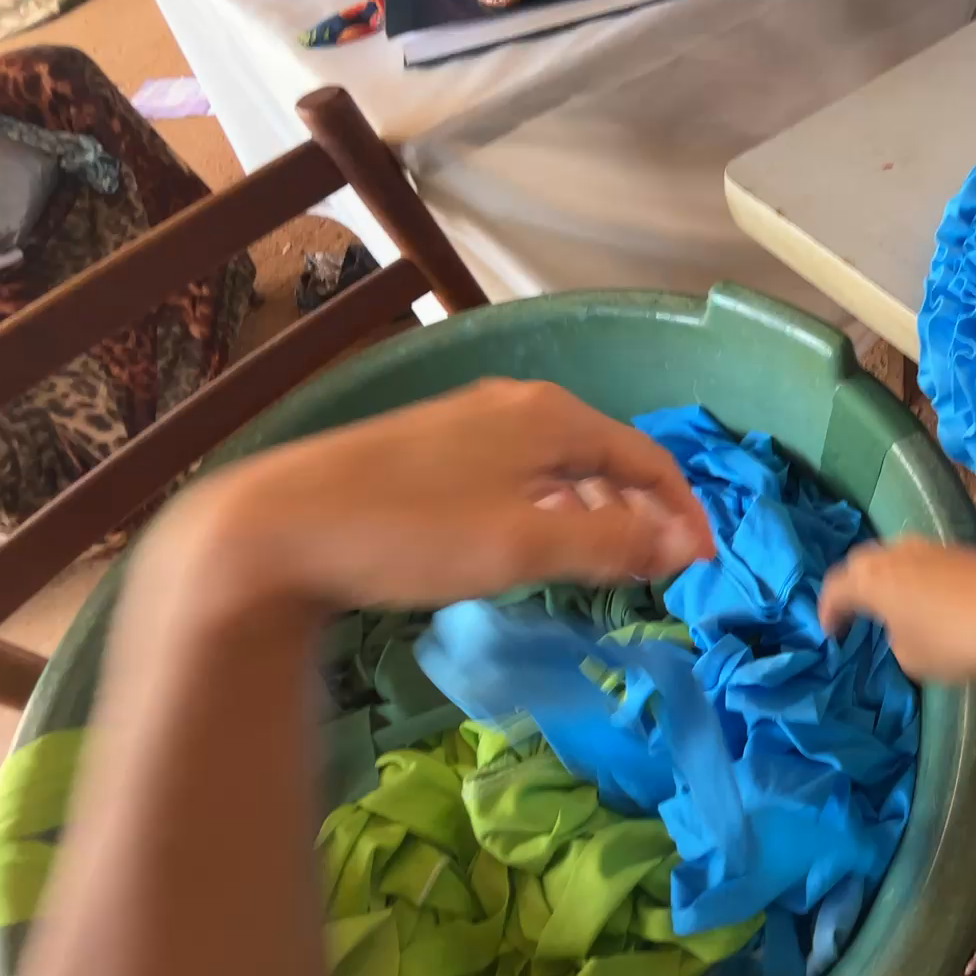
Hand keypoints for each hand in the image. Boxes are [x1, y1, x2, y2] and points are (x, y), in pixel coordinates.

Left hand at [142, 379, 715, 611]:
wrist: (271, 528)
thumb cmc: (412, 531)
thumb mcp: (525, 543)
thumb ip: (615, 543)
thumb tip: (688, 545)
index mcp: (553, 417)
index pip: (648, 460)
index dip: (684, 511)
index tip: (704, 561)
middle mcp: (523, 407)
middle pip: (611, 460)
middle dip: (647, 513)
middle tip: (664, 567)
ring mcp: (479, 425)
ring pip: (569, 469)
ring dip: (603, 514)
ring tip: (616, 562)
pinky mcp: (445, 449)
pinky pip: (530, 476)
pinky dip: (558, 510)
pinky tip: (548, 539)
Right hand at [819, 538, 975, 681]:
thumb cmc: (955, 639)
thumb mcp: (913, 658)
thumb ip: (896, 641)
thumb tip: (905, 628)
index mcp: (871, 577)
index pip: (835, 588)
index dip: (828, 611)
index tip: (832, 633)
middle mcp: (895, 553)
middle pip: (863, 564)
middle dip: (856, 588)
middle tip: (856, 613)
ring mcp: (931, 547)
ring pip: (896, 559)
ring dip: (890, 581)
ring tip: (896, 608)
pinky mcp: (963, 550)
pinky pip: (926, 564)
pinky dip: (920, 582)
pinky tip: (933, 604)